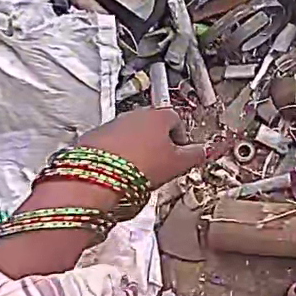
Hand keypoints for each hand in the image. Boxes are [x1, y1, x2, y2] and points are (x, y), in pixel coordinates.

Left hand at [77, 108, 208, 185]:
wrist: (96, 180)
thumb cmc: (139, 168)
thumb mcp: (178, 164)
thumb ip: (195, 155)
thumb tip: (204, 151)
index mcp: (159, 116)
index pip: (176, 119)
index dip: (181, 137)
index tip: (181, 151)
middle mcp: (134, 115)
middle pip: (151, 125)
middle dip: (157, 142)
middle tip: (161, 163)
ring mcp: (111, 125)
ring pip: (130, 134)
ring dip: (136, 148)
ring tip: (140, 171)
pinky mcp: (91, 139)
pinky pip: (110, 145)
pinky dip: (116, 155)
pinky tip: (120, 172)